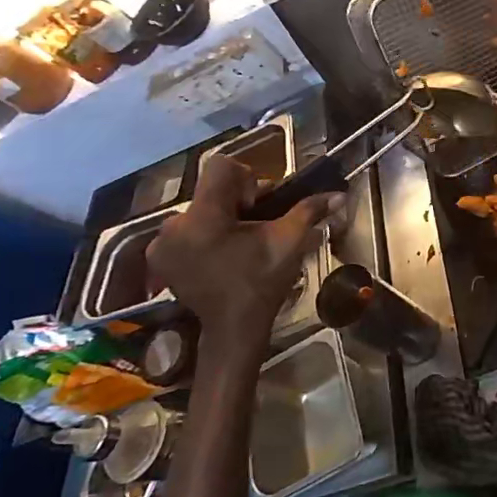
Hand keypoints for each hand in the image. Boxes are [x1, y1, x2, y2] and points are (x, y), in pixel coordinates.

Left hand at [147, 157, 343, 343]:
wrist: (233, 330)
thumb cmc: (261, 285)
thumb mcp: (287, 244)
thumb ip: (308, 212)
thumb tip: (338, 195)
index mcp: (204, 218)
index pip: (220, 166)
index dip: (244, 178)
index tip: (254, 207)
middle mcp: (175, 225)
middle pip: (208, 189)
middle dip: (233, 201)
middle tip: (252, 227)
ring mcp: (162, 242)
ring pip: (196, 208)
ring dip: (217, 217)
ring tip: (235, 242)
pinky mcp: (158, 256)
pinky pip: (181, 228)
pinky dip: (199, 234)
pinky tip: (216, 253)